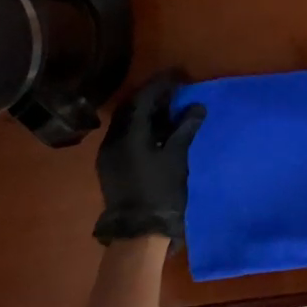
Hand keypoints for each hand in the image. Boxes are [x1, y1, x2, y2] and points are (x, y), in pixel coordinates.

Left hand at [92, 72, 205, 244]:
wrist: (138, 230)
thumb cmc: (161, 192)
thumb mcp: (177, 158)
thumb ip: (184, 129)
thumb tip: (197, 106)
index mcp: (129, 134)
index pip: (144, 98)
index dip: (162, 84)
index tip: (179, 75)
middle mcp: (113, 138)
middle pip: (131, 106)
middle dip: (151, 95)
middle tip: (173, 90)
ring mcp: (108, 152)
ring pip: (125, 121)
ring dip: (144, 111)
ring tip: (167, 108)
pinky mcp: (109, 164)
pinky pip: (123, 135)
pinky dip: (138, 127)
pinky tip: (155, 131)